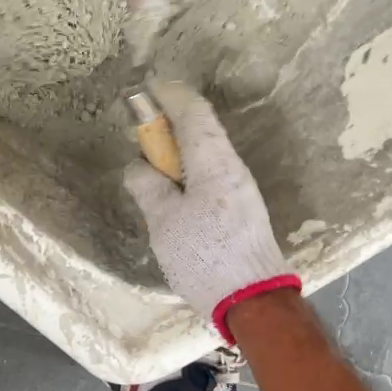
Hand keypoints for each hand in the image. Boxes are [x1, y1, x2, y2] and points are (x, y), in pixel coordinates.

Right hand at [123, 82, 300, 340]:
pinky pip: (210, 177)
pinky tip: (172, 193)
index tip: (147, 90)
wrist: (252, 300)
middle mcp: (233, 168)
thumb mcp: (164, 222)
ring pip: (206, 156)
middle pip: (201, 131)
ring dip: (177, 153)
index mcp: (214, 162)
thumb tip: (138, 167)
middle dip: (169, 125)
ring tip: (150, 168)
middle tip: (139, 134)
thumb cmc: (205, 256)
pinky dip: (187, 174)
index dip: (169, 96)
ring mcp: (241, 191)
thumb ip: (148, 187)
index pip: (194, 112)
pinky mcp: (241, 212)